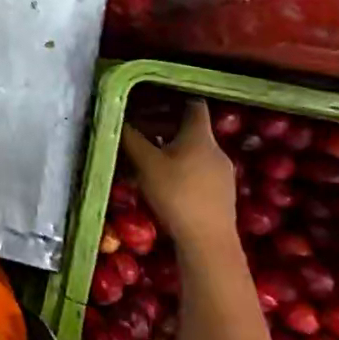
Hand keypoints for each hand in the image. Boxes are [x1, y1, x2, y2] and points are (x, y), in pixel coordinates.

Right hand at [120, 100, 238, 251]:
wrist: (208, 242)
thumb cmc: (177, 195)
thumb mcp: (146, 164)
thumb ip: (131, 138)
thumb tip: (117, 117)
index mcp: (199, 136)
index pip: (193, 104)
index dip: (173, 98)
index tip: (151, 98)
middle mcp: (215, 150)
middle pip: (189, 128)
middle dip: (162, 125)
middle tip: (137, 129)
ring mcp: (221, 172)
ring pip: (192, 149)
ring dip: (168, 147)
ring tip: (144, 156)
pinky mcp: (221, 192)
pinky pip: (197, 168)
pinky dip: (179, 165)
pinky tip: (161, 180)